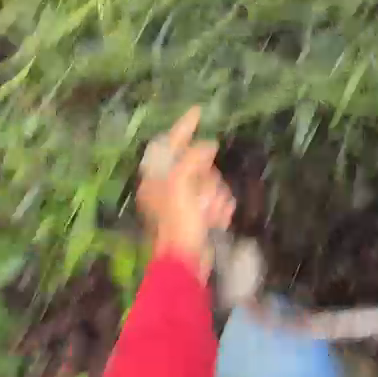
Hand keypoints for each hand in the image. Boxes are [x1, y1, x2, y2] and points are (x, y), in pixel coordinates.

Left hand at [138, 107, 235, 280]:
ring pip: (211, 182)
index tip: (198, 110)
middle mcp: (168, 187)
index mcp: (156, 178)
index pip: (170, 143)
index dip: (184, 126)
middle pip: (198, 164)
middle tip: (206, 196)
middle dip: (208, 179)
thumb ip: (192, 159)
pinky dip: (221, 208)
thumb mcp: (181, 185)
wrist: (186, 266)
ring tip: (213, 213)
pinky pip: (217, 199)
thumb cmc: (178, 224)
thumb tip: (209, 145)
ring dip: (217, 196)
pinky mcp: (199, 216)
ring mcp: (184, 202)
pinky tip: (219, 220)